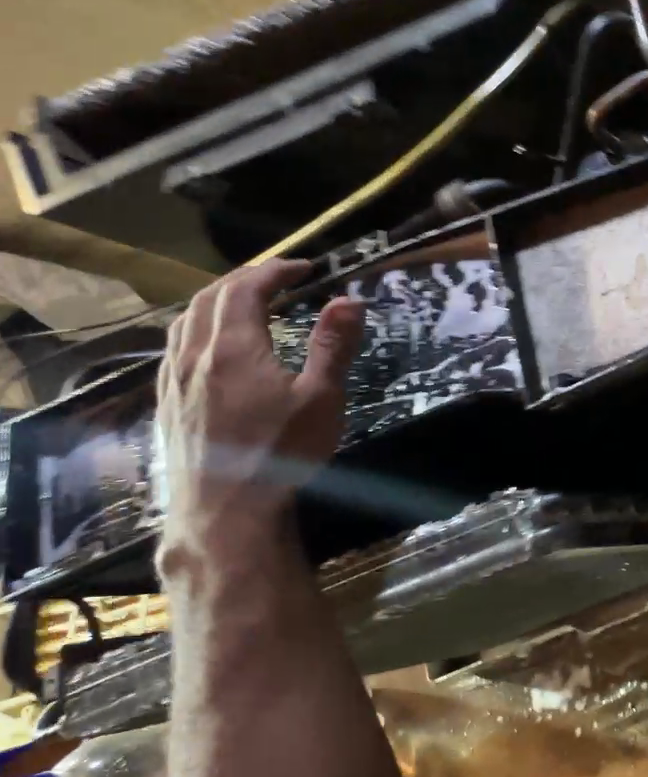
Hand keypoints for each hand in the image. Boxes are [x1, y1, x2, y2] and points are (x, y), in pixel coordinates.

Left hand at [156, 260, 364, 565]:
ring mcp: (174, 381)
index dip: (275, 271)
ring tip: (247, 302)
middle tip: (280, 278)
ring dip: (216, 301)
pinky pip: (176, 348)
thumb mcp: (322, 398)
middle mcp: (195, 357)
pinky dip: (199, 328)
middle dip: (245, 280)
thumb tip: (349, 299)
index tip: (306, 266)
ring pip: (185, 323)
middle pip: (208, 300)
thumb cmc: (282, 451)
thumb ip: (333, 346)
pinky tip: (215, 346)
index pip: (246, 291)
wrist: (226, 510)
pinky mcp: (168, 403)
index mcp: (233, 349)